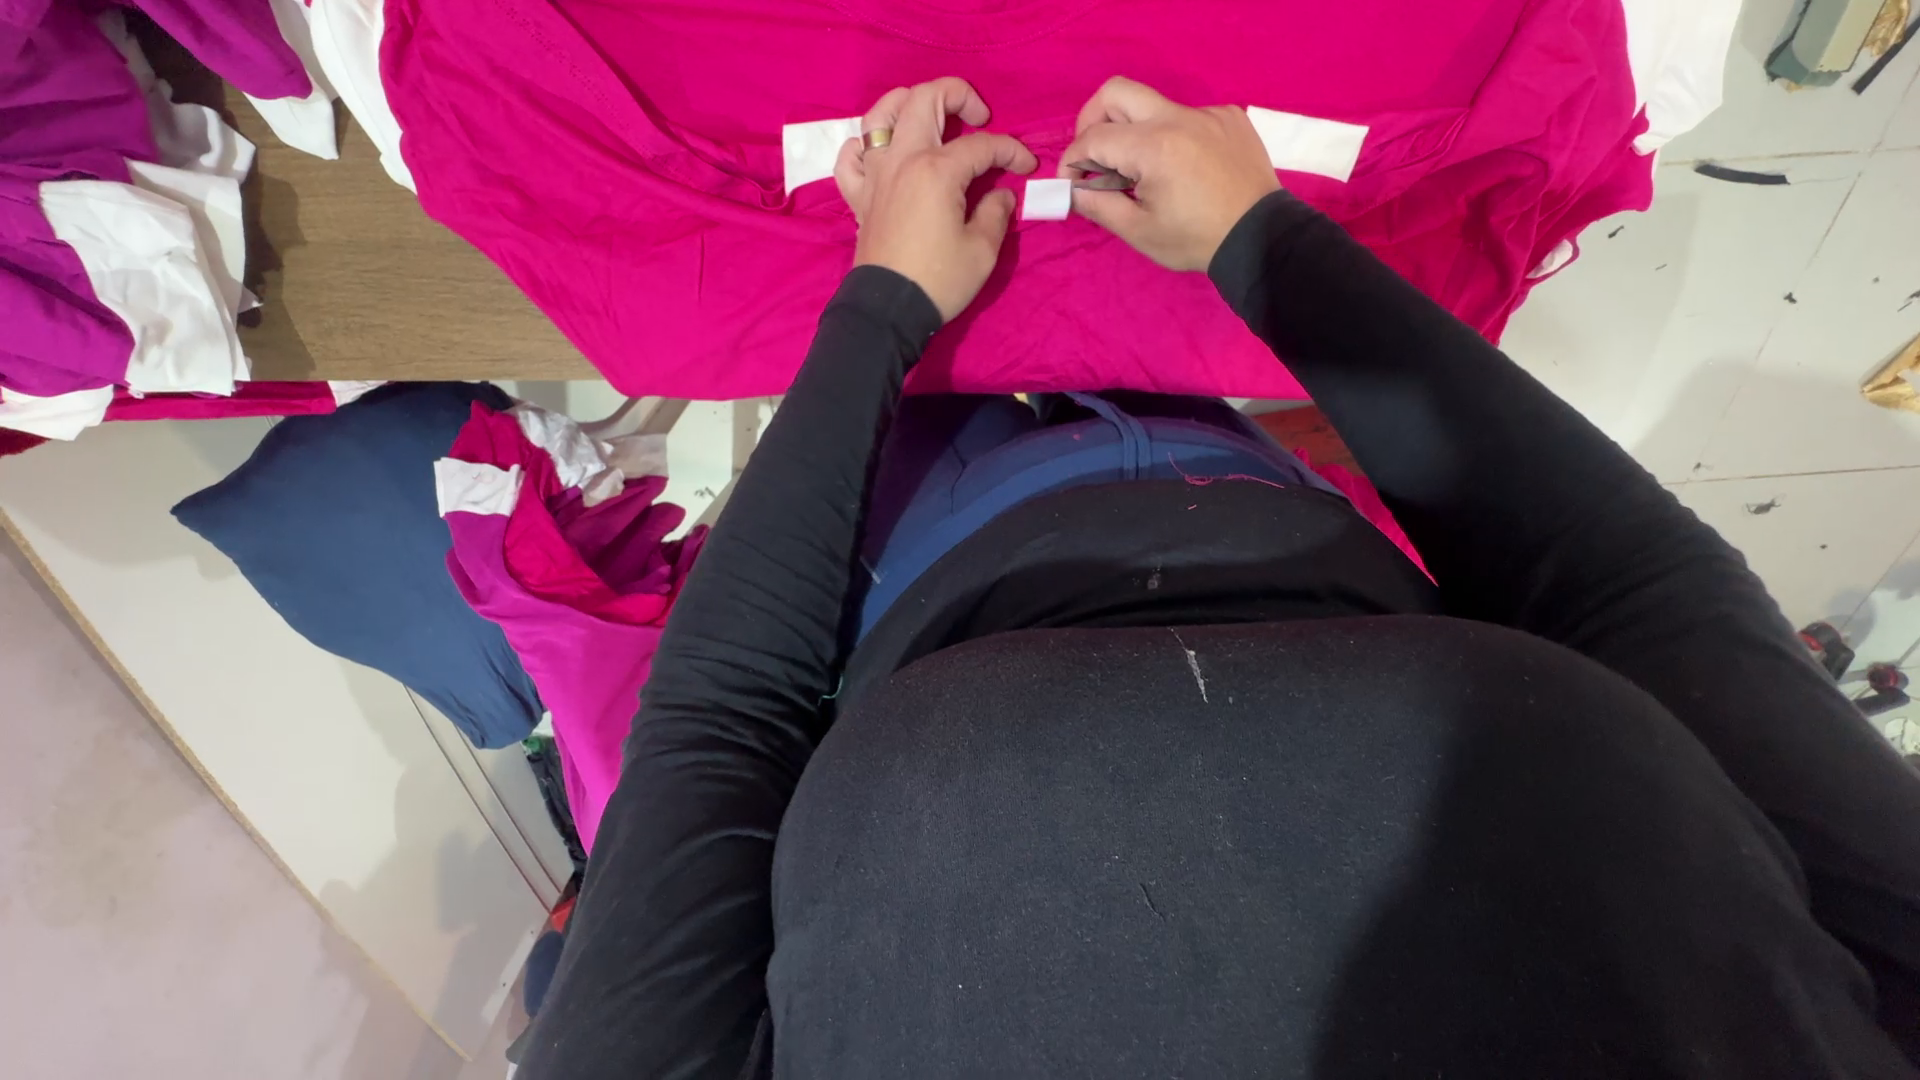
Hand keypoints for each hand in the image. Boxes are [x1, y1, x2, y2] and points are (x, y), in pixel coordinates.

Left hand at [834, 78, 1037, 321]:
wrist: (889, 311)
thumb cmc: (939, 281)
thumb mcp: (982, 251)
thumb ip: (995, 213)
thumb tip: (1001, 195)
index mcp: (937, 169)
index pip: (982, 145)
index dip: (1010, 151)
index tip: (1026, 167)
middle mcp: (903, 160)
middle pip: (925, 99)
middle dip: (958, 96)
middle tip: (978, 118)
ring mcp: (875, 176)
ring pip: (880, 115)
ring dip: (906, 104)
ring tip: (928, 118)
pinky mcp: (859, 198)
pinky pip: (850, 158)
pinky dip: (863, 147)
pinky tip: (881, 154)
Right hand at [1059, 77, 1280, 271]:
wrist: (1259, 237)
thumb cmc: (1194, 240)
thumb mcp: (1139, 231)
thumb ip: (1099, 205)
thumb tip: (1073, 190)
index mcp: (1154, 147)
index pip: (1094, 137)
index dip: (1072, 159)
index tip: (1070, 183)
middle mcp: (1178, 117)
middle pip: (1116, 92)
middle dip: (1091, 120)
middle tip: (1091, 154)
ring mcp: (1206, 113)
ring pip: (1152, 106)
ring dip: (1133, 133)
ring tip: (1137, 172)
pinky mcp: (1227, 117)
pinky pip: (1185, 117)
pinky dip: (1170, 138)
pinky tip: (1180, 170)